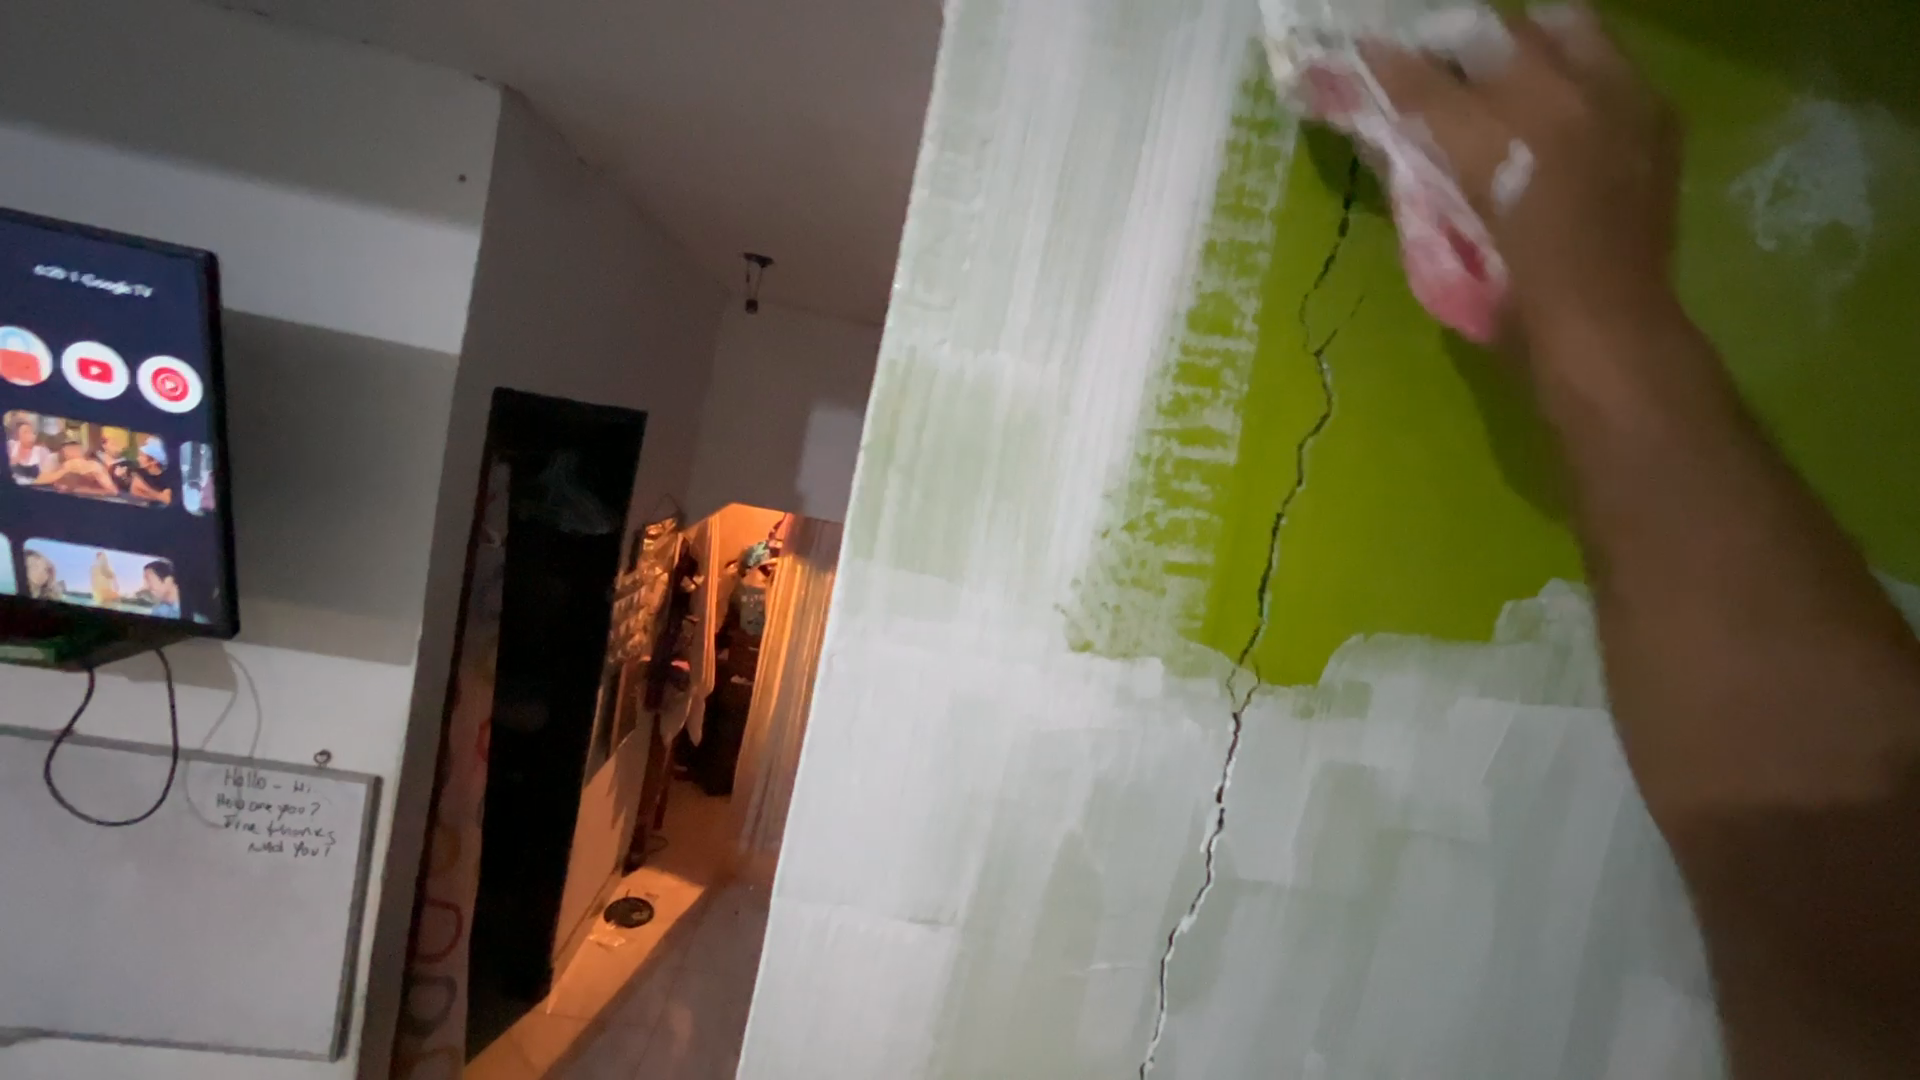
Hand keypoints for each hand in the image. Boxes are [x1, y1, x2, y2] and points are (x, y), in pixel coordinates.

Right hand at [1364, 5, 1682, 349]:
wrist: (1603, 324)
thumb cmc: (1507, 301)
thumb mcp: (1447, 238)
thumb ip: (1425, 178)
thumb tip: (1399, 134)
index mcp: (1498, 146)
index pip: (1431, 86)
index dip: (1395, 66)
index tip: (1367, 53)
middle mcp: (1561, 104)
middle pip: (1498, 35)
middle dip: (1457, 44)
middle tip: (1432, 63)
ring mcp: (1620, 98)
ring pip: (1561, 27)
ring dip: (1519, 43)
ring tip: (1496, 72)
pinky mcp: (1657, 111)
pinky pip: (1607, 60)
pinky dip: (1571, 68)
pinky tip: (1554, 105)